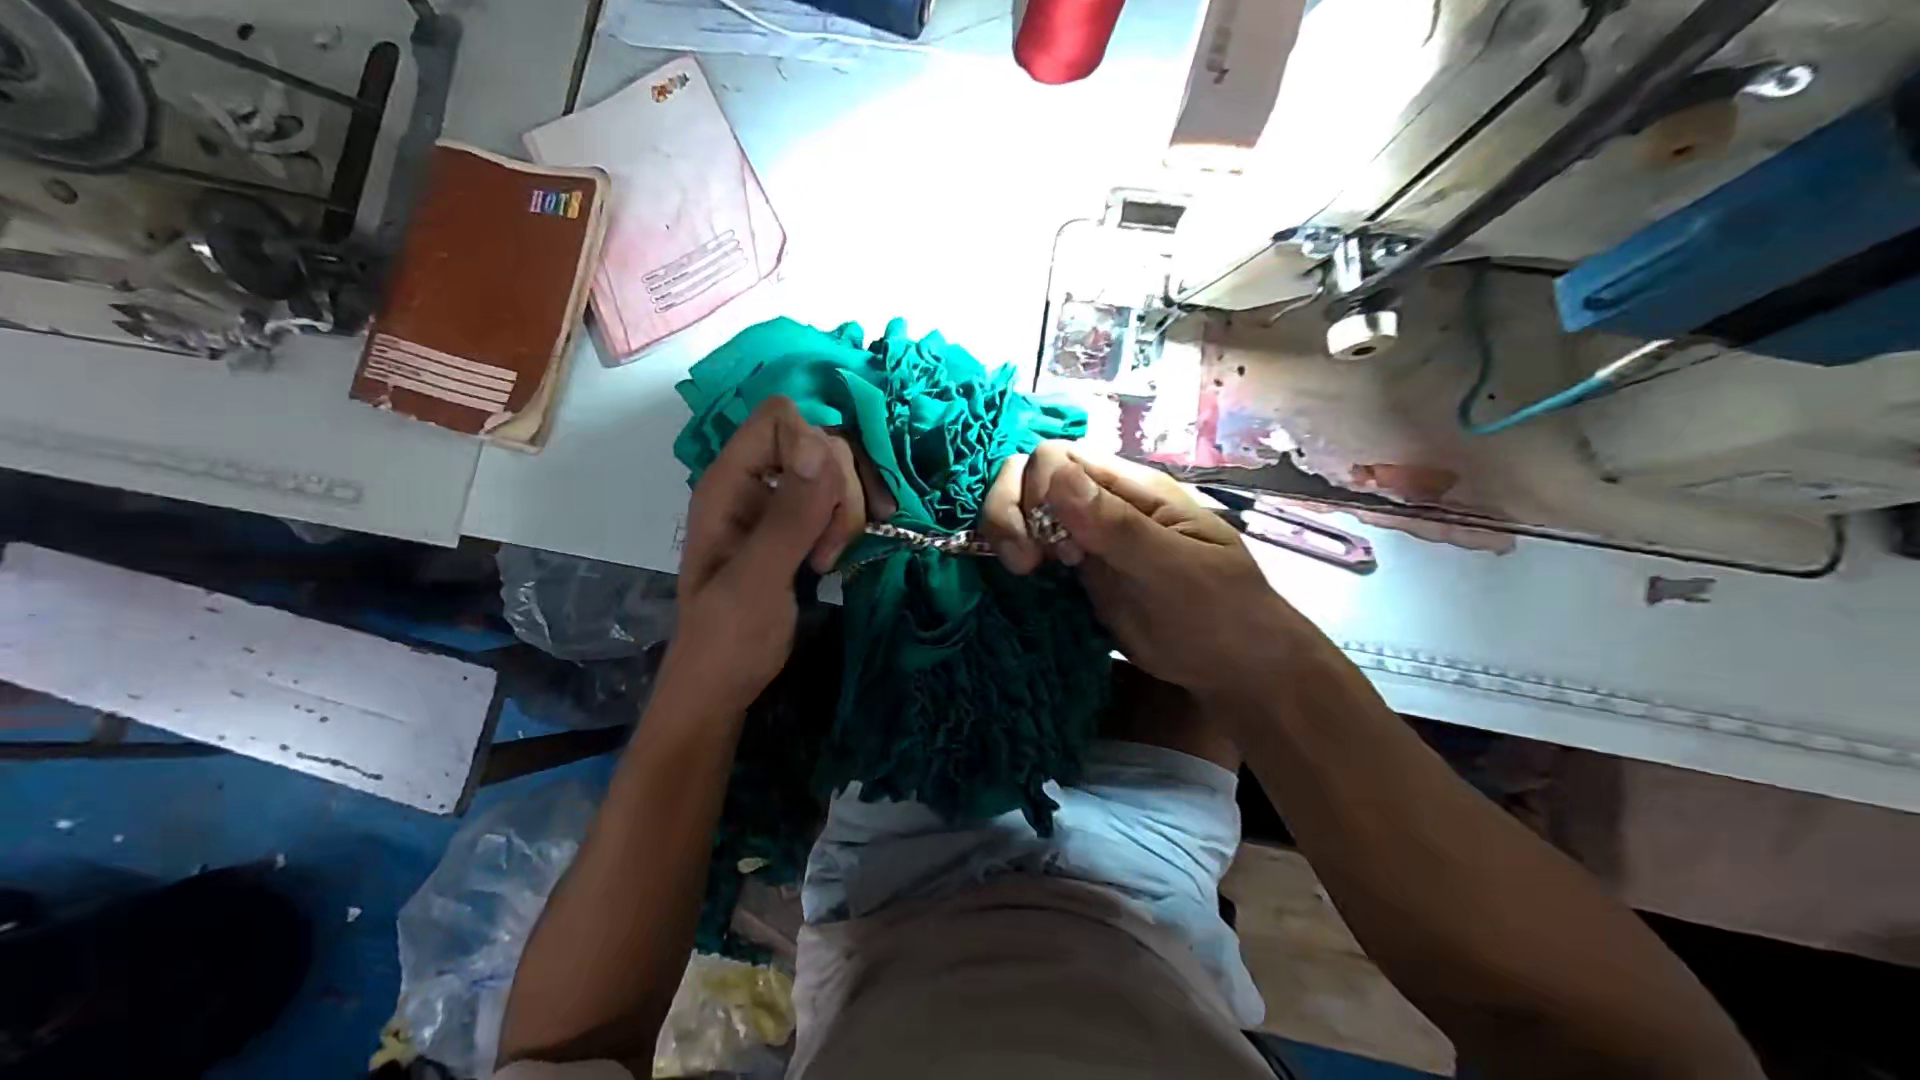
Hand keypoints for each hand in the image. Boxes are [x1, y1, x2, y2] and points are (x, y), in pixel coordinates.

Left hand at [669, 397, 874, 710]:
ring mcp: (775, 502)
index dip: (813, 448)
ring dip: (849, 509)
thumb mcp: (757, 581)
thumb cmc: (728, 639)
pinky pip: (837, 497)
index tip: (823, 506)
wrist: (723, 684)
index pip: (779, 419)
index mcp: (728, 483)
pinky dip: (851, 518)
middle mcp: (752, 481)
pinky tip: (844, 552)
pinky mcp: (796, 524)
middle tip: (829, 548)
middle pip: (817, 442)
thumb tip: (822, 444)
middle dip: (839, 490)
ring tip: (831, 557)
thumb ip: (789, 516)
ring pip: (834, 470)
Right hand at [982, 443, 1322, 704]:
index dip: (1038, 490)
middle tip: (1024, 563)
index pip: (1059, 458)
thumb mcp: (1173, 569)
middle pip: (1030, 476)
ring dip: (1007, 531)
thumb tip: (1055, 477)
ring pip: (1025, 509)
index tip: (1056, 546)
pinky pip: (1033, 545)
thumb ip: (1117, 526)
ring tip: (1024, 570)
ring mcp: (1087, 536)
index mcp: (1133, 489)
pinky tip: (1024, 578)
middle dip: (1010, 509)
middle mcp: (1103, 503)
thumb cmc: (1220, 613)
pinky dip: (1015, 554)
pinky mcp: (1077, 569)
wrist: (1233, 666)